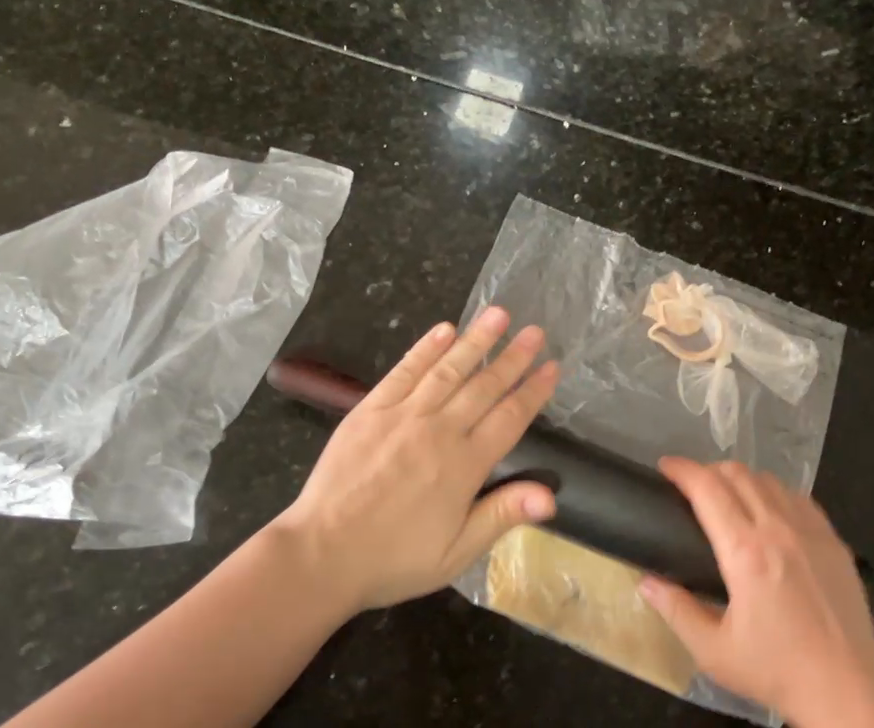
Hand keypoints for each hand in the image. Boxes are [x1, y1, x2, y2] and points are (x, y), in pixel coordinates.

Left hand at [272, 307, 559, 611]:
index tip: (552, 367)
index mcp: (465, 466)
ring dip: (476, 340)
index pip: (510, 418)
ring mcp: (404, 415)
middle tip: (536, 332)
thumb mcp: (455, 553)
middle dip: (513, 357)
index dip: (533, 391)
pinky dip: (426, 348)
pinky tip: (444, 330)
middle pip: (484, 386)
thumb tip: (551, 496)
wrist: (321, 555)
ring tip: (499, 314)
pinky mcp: (371, 409)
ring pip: (449, 369)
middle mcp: (439, 431)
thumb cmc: (393, 560)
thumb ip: (502, 515)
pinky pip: (405, 371)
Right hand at [639, 459, 873, 727]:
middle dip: (708, 470)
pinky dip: (776, 493)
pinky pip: (799, 498)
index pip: (708, 488)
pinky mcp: (834, 540)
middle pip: (738, 474)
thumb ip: (676, 610)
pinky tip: (770, 511)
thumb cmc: (777, 670)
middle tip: (690, 486)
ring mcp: (811, 531)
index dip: (682, 469)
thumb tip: (646, 580)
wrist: (847, 688)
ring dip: (742, 479)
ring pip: (770, 480)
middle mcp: (778, 528)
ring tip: (728, 496)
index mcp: (745, 551)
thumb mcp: (714, 651)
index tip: (665, 467)